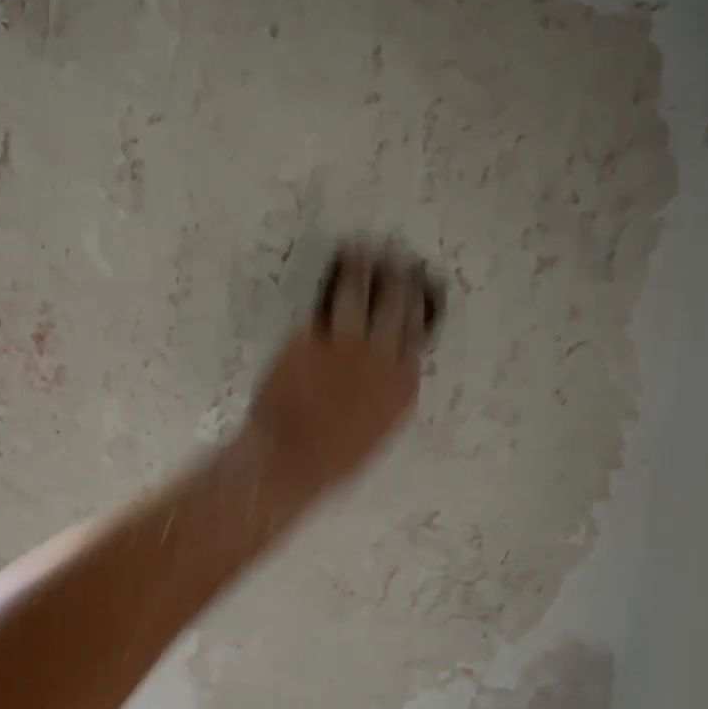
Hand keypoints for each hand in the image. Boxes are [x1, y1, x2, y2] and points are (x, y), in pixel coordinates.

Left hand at [244, 240, 441, 496]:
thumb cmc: (335, 456)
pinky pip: (325, 305)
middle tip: (396, 257)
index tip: (418, 283)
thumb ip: (389, 386)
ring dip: (363, 267)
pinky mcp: (310, 339)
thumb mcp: (380, 425)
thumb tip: (391, 357)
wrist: (289, 459)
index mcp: (404, 384)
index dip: (418, 301)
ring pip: (359, 294)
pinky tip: (334, 270)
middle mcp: (382, 358)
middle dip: (399, 277)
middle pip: (397, 304)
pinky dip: (332, 284)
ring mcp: (345, 345)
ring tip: (361, 248)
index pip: (417, 328)